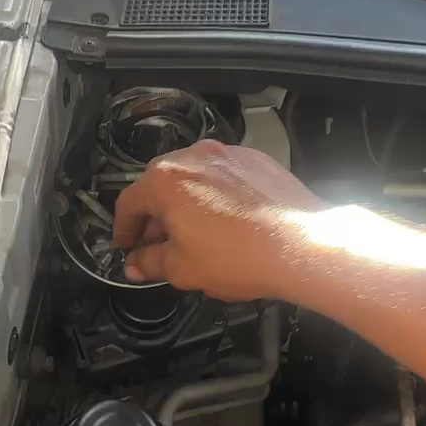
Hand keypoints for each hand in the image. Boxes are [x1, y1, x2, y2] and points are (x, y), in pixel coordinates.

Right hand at [111, 141, 322, 300]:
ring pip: (193, 178)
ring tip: (197, 236)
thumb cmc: (242, 255)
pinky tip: (228, 223)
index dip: (124, 229)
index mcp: (166, 180)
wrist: (301, 246)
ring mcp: (227, 155)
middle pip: (160, 186)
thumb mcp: (182, 269)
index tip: (127, 245)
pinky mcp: (255, 161)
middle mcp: (194, 157)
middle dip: (156, 216)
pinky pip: (224, 176)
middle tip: (160, 244)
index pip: (129, 202)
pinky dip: (217, 196)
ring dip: (187, 204)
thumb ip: (150, 263)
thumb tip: (138, 264)